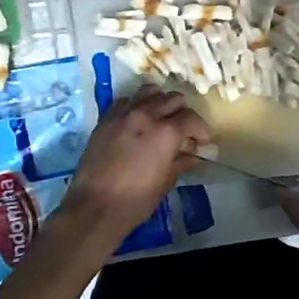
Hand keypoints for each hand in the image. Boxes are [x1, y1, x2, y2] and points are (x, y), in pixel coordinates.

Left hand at [63, 85, 209, 245]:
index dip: (201, 130)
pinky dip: (136, 106)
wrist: (95, 206)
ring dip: (160, 102)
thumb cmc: (137, 199)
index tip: (202, 141)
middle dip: (182, 112)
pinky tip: (137, 123)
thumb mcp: (167, 181)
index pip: (192, 118)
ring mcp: (123, 114)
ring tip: (160, 119)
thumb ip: (181, 161)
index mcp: (166, 132)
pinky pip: (126, 101)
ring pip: (149, 92)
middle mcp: (146, 114)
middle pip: (172, 98)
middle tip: (183, 130)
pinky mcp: (105, 119)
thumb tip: (191, 154)